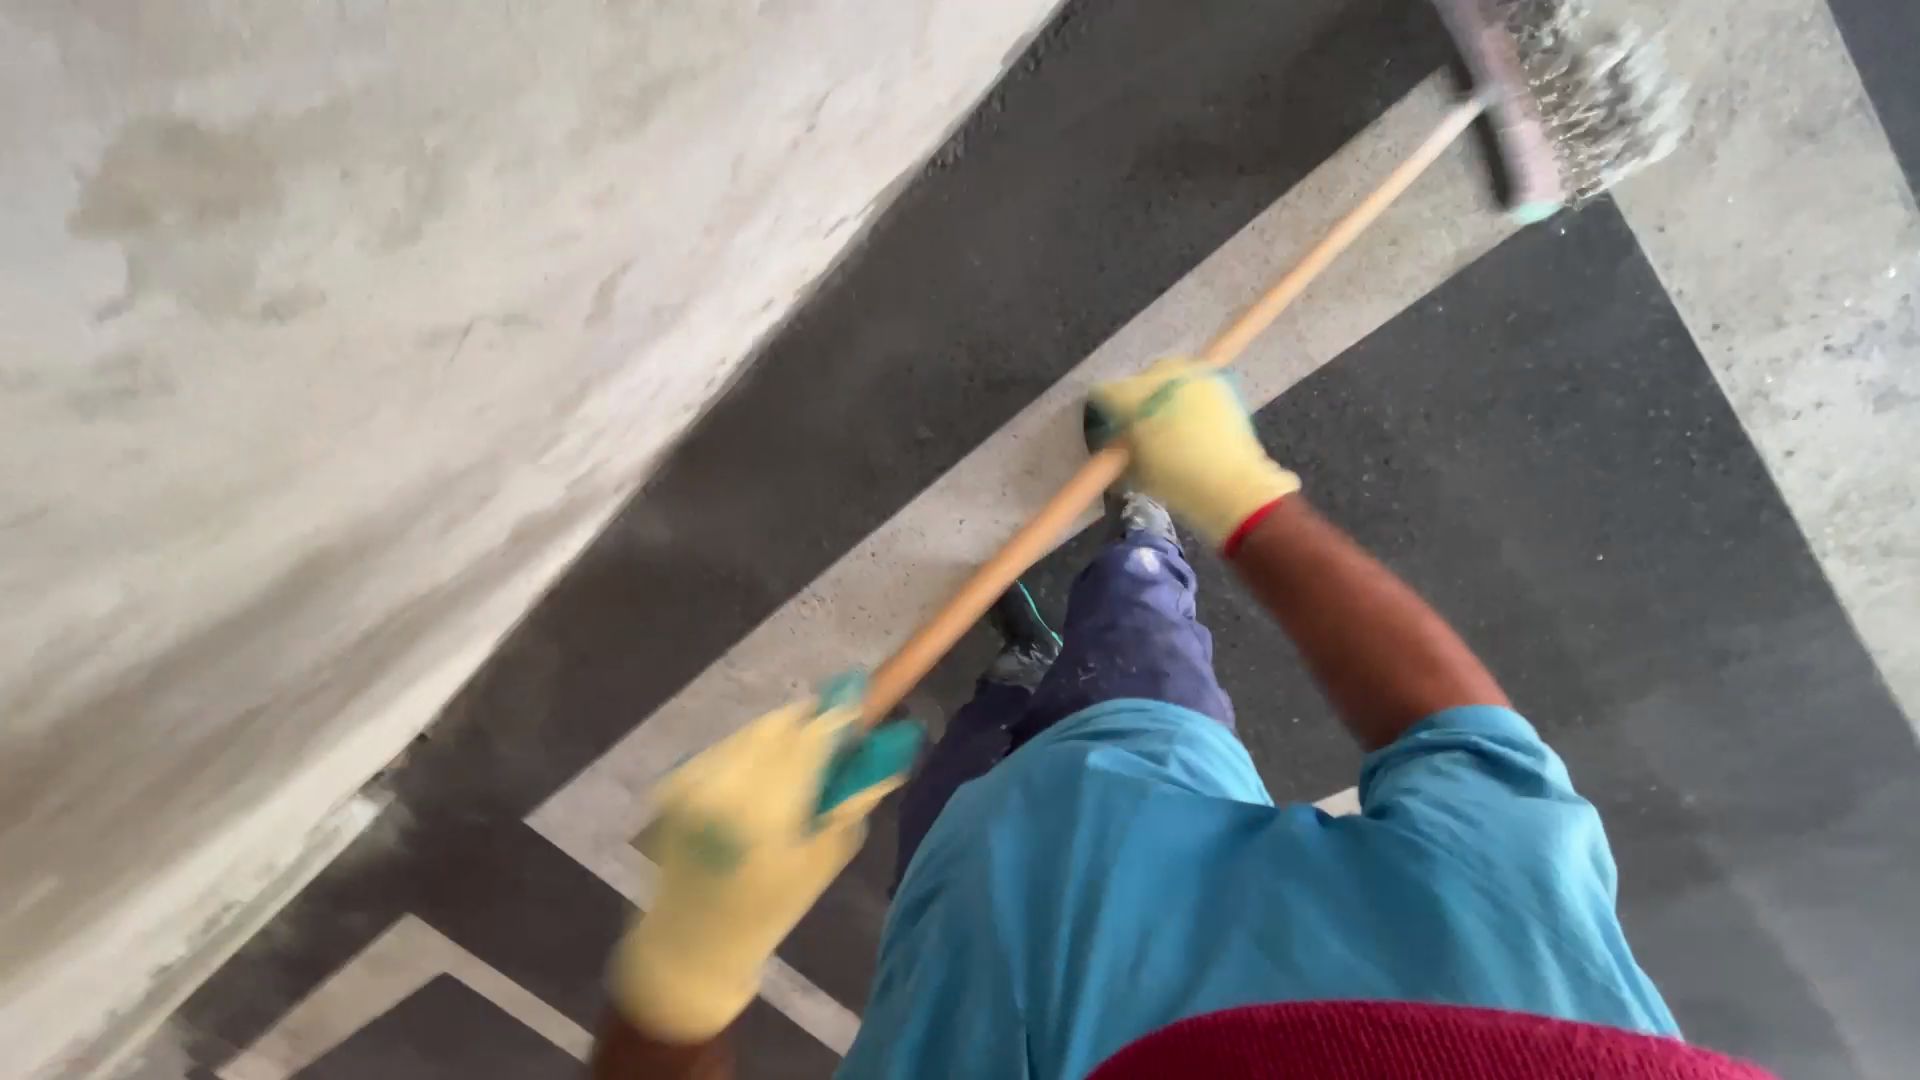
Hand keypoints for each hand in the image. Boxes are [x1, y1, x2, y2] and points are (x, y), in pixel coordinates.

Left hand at [608, 675, 921, 1042]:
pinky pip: (729, 747)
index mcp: (761, 812)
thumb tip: (881, 753)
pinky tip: (763, 777)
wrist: (690, 943)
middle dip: (810, 722)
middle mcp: (721, 786)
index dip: (838, 718)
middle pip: (779, 725)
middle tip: (836, 733)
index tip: (860, 706)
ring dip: (782, 735)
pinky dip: (753, 751)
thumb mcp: (825, 859)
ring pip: (753, 731)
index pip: (809, 739)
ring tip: (800, 760)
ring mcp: (692, 781)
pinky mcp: (674, 781)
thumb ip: (854, 800)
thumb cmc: (769, 909)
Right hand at [1088, 358, 1300, 549]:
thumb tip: (1115, 437)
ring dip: (1161, 393)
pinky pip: (1192, 379)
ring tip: (1168, 420)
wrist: (1232, 485)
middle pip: (1136, 379)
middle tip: (1140, 426)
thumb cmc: (1177, 483)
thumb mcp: (1134, 468)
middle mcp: (1159, 376)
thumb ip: (1120, 445)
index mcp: (1131, 398)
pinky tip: (1192, 418)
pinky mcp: (1217, 380)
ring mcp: (1191, 374)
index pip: (1103, 392)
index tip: (1108, 428)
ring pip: (1166, 374)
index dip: (1102, 411)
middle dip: (1134, 399)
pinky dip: (1187, 395)